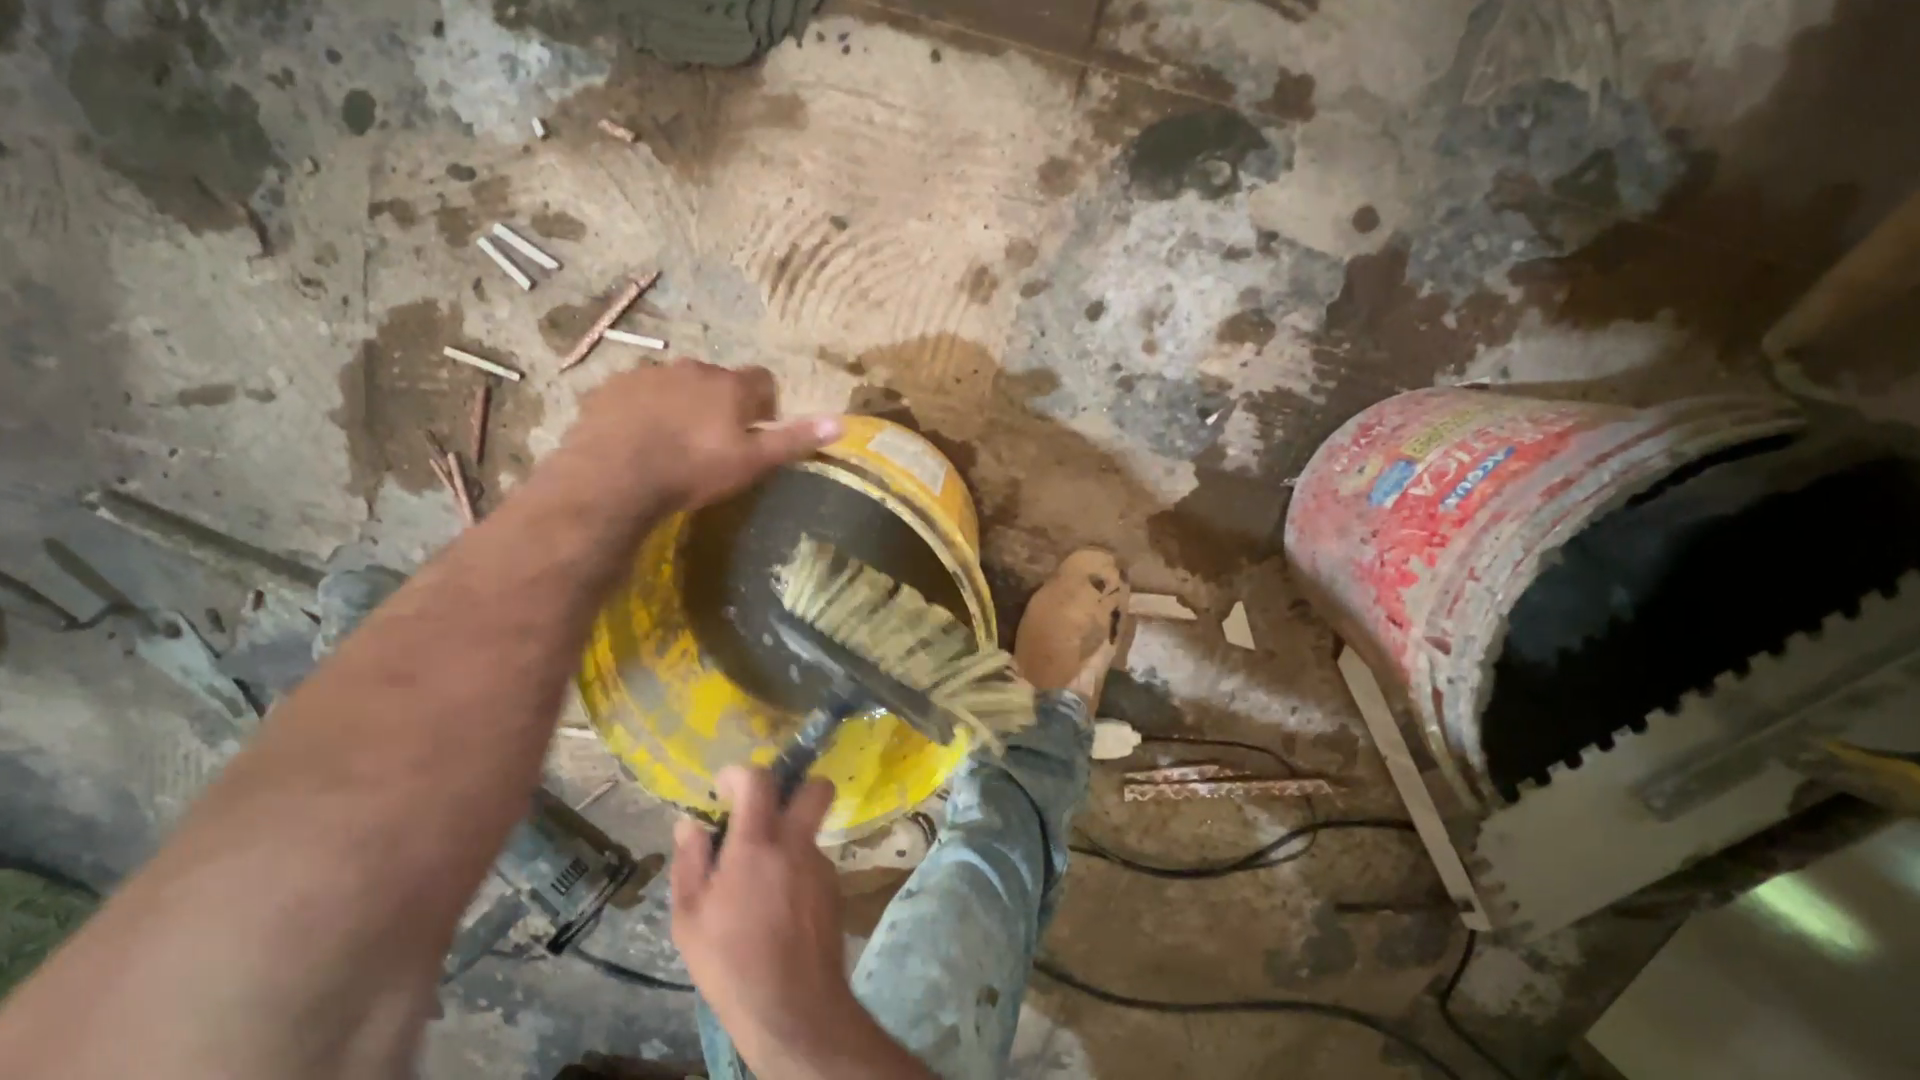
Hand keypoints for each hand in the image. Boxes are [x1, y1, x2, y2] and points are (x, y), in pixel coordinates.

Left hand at [556, 359, 842, 510]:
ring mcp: (648, 374)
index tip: (754, 430)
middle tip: (712, 443)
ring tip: (671, 444)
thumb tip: (840, 423)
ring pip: (674, 385)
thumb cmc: (694, 469)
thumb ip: (794, 439)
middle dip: (718, 404)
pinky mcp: (611, 387)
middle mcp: (692, 368)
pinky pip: (635, 394)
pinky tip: (636, 441)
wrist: (616, 476)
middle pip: (716, 381)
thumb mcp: (752, 462)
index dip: (763, 404)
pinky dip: (641, 411)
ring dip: (678, 405)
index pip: (762, 380)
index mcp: (730, 385)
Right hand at [671, 768, 857, 1063]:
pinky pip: (814, 864)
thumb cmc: (730, 962)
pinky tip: (777, 907)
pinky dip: (796, 871)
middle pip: (816, 789)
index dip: (740, 773)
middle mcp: (797, 846)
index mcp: (757, 845)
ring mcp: (822, 867)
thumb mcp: (689, 916)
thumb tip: (691, 824)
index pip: (759, 781)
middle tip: (764, 812)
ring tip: (758, 882)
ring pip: (810, 832)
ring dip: (788, 840)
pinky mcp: (835, 891)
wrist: (793, 1008)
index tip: (725, 787)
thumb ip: (690, 861)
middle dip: (794, 787)